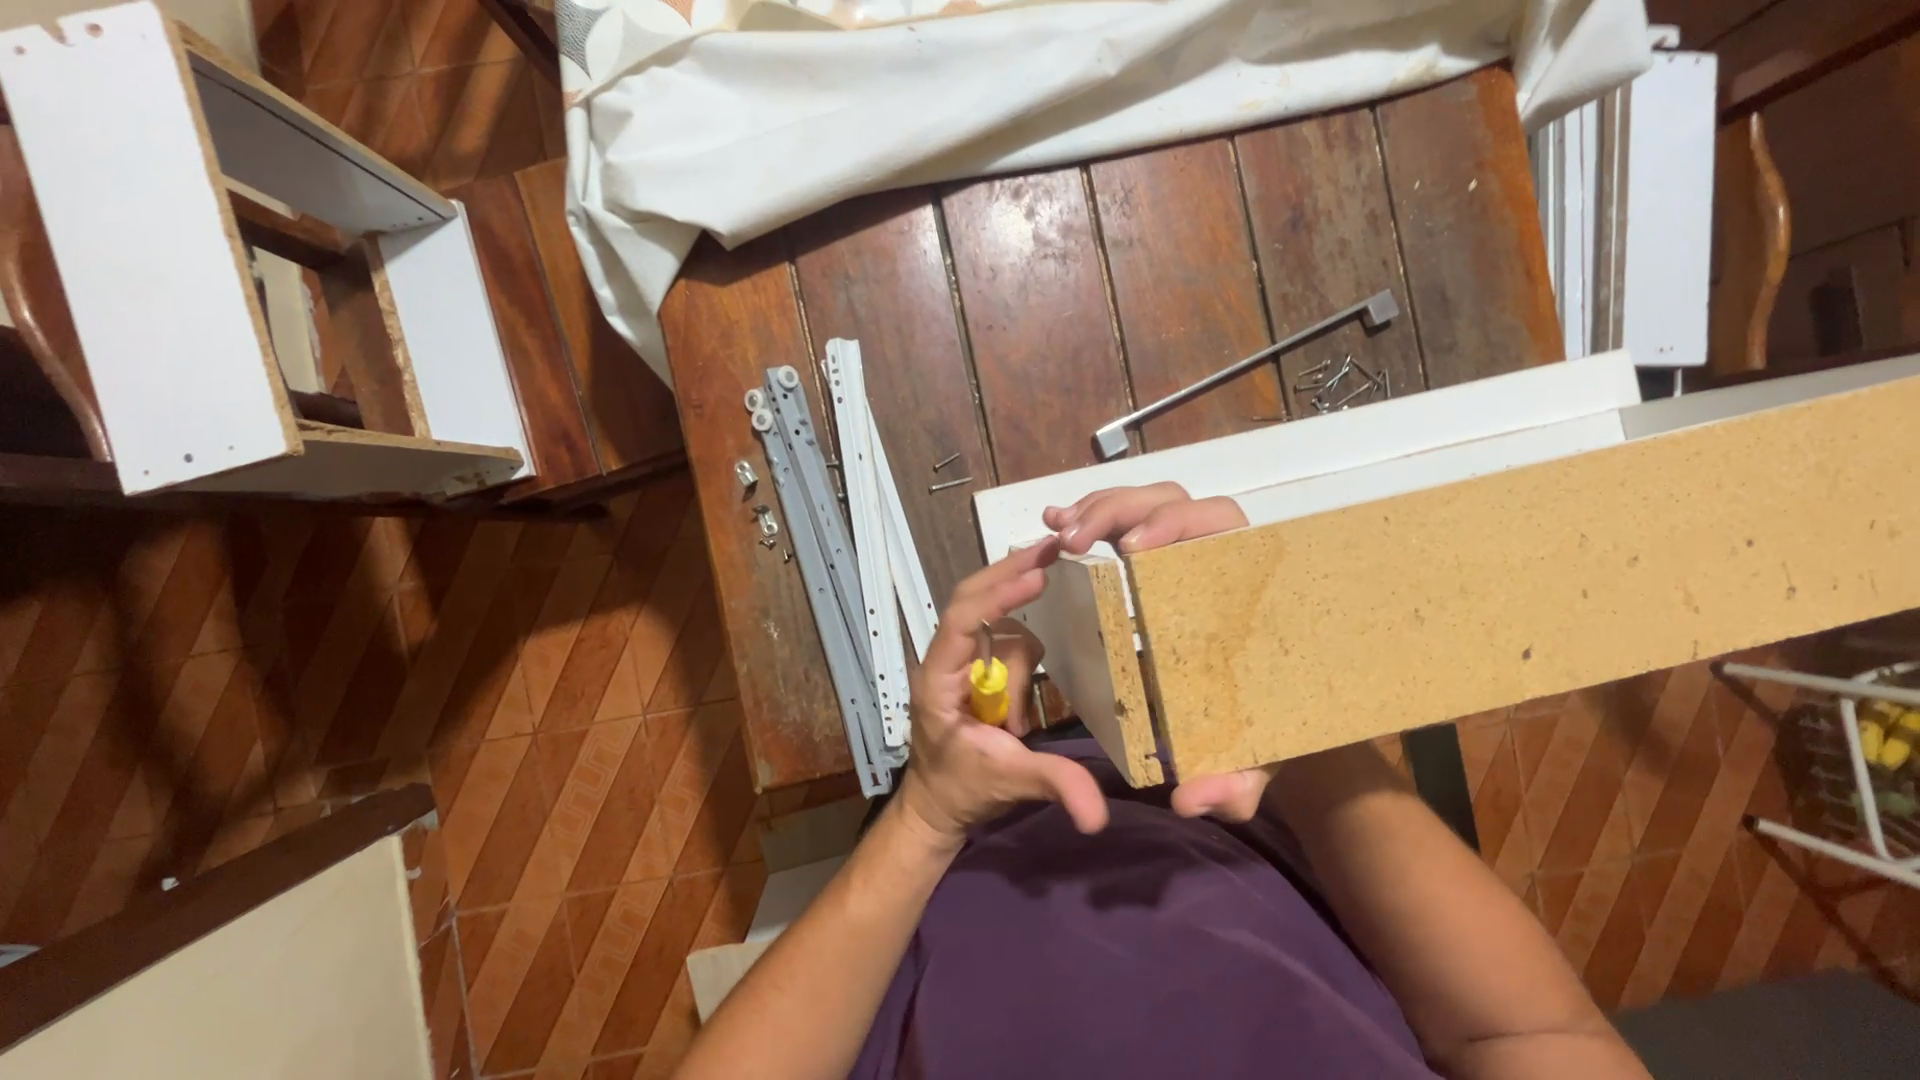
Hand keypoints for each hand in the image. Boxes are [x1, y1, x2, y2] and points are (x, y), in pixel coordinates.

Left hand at [895, 537, 1109, 848]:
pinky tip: (1019, 713)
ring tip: (1015, 724)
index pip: (962, 619)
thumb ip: (1053, 783)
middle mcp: (944, 658)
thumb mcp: (1008, 783)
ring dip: (1022, 666)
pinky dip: (1025, 662)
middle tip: (1054, 547)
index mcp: (937, 677)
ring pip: (1003, 630)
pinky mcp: (977, 666)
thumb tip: (1099, 814)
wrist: (938, 805)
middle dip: (1012, 574)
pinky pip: (1010, 644)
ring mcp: (961, 659)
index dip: (998, 595)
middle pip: (974, 597)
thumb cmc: (960, 789)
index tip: (1038, 576)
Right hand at [1042, 483, 1274, 821]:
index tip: (1130, 549)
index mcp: (1247, 594)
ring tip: (1054, 532)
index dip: (1176, 524)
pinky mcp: (1156, 564)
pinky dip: (1088, 517)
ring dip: (1095, 508)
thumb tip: (1189, 798)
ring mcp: (1183, 556)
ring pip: (1143, 502)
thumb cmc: (1267, 733)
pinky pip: (1124, 523)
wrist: (1272, 723)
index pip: (1220, 525)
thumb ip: (1230, 784)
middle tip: (1069, 538)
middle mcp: (1217, 562)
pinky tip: (1055, 528)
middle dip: (1116, 508)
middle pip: (1171, 499)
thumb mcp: (1250, 761)